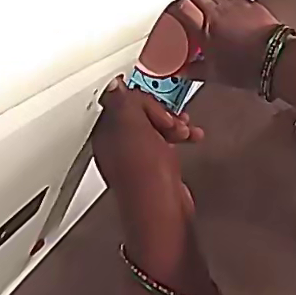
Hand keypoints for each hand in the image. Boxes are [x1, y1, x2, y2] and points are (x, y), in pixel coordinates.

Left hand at [92, 81, 202, 270]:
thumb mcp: (132, 122)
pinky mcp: (151, 168)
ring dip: (172, 122)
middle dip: (160, 111)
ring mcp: (133, 157)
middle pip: (138, 112)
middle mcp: (115, 144)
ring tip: (185, 129)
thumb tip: (117, 84)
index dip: (141, 97)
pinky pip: (163, 142)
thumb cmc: (146, 172)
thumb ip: (126, 100)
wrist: (164, 210)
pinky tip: (190, 138)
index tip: (156, 98)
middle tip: (172, 120)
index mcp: (105, 131)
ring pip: (153, 126)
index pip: (120, 99)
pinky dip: (177, 136)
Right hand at [168, 0, 281, 90]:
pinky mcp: (251, 5)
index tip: (169, 11)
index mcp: (203, 26)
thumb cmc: (247, 66)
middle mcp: (217, 10)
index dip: (171, 6)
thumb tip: (183, 72)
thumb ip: (193, 70)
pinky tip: (229, 14)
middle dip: (189, 0)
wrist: (277, 61)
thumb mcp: (213, 73)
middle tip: (186, 9)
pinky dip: (227, 4)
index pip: (180, 6)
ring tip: (208, 12)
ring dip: (208, 0)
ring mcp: (235, 5)